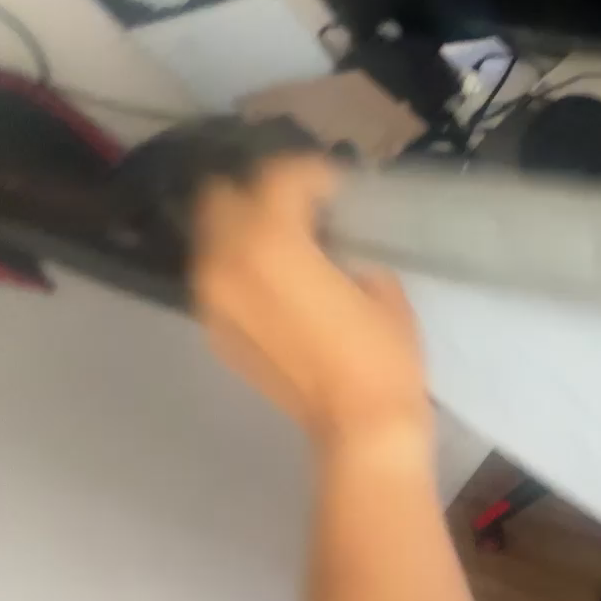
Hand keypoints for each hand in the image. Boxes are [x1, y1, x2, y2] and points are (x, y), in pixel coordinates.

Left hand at [193, 155, 430, 459]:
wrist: (360, 427)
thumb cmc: (386, 361)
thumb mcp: (388, 299)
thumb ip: (353, 264)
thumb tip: (342, 261)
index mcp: (274, 246)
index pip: (278, 180)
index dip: (311, 172)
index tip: (338, 180)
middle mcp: (226, 260)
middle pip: (224, 197)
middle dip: (264, 194)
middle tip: (306, 209)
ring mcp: (212, 296)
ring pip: (214, 237)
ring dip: (248, 231)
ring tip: (291, 246)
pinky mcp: (216, 327)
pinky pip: (220, 277)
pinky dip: (245, 269)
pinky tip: (283, 288)